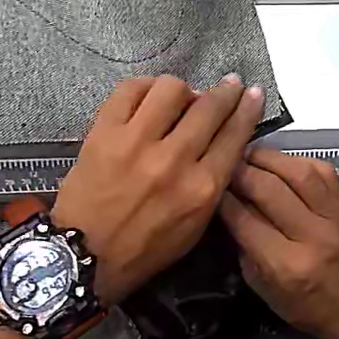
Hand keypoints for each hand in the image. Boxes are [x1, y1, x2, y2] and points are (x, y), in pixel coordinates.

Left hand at [53, 74, 264, 303]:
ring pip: (170, 89)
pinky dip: (144, 87)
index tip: (253, 93)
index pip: (234, 135)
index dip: (247, 109)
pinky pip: (129, 90)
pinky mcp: (104, 132)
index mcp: (201, 188)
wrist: (85, 255)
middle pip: (209, 107)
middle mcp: (174, 159)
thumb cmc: (143, 248)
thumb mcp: (194, 227)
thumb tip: (222, 143)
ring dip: (182, 89)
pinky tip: (148, 95)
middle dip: (226, 91)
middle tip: (229, 83)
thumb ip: (213, 184)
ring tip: (179, 98)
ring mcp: (137, 141)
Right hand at [221, 148, 338, 338]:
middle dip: (239, 172)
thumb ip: (241, 242)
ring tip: (245, 156)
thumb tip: (224, 202)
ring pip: (295, 171)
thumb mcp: (258, 283)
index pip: (244, 218)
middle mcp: (312, 237)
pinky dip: (292, 160)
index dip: (221, 198)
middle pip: (268, 188)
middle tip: (222, 166)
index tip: (208, 186)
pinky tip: (276, 163)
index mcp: (286, 265)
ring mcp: (333, 216)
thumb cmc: (302, 304)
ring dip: (265, 158)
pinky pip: (318, 168)